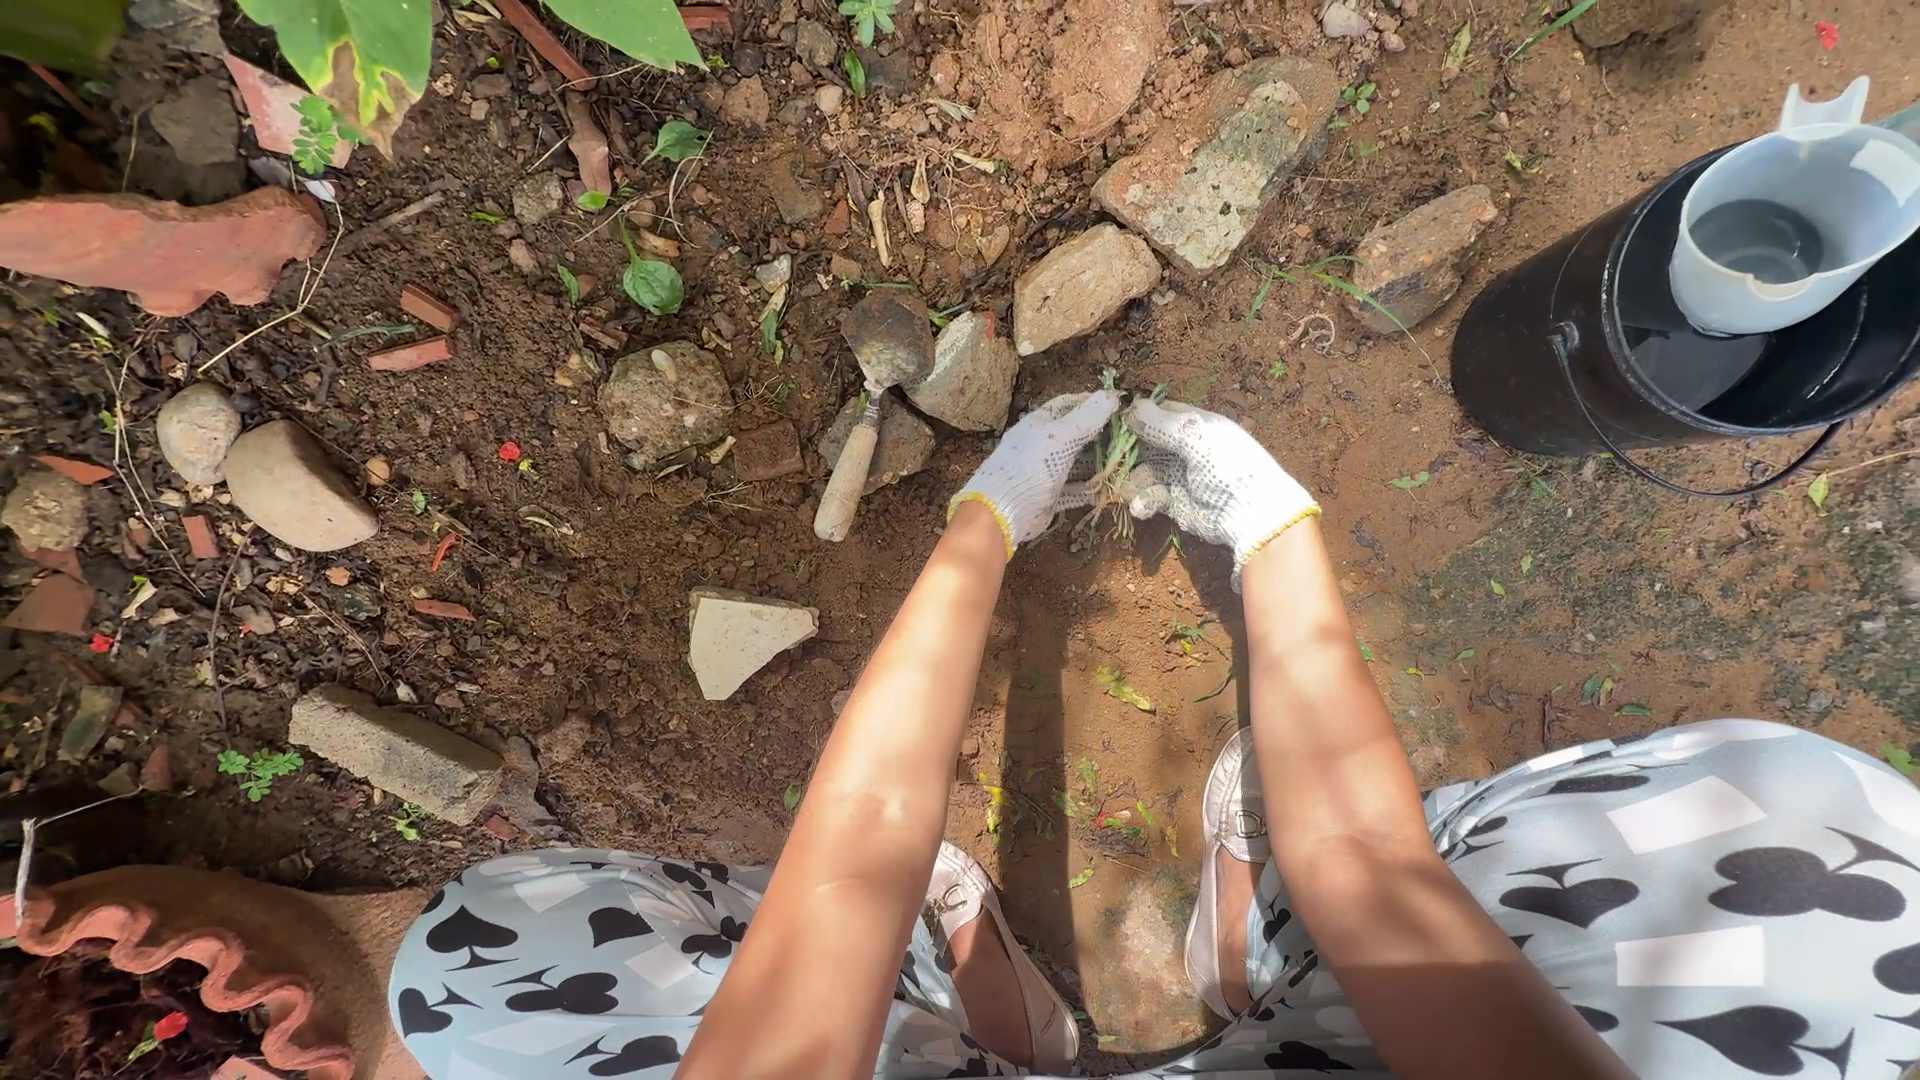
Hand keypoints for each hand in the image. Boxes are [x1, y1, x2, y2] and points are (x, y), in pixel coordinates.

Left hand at [950, 390, 1120, 557]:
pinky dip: (1090, 489)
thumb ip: (1087, 417)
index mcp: (1038, 424)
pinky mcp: (1048, 496)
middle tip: (1126, 435)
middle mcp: (1040, 446)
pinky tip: (1108, 489)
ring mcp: (1044, 472)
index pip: (1067, 405)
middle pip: (1074, 435)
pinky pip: (1074, 490)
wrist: (1004, 510)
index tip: (1117, 405)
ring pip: (1076, 463)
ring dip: (1098, 463)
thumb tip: (1112, 396)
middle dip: (1099, 435)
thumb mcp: (1060, 437)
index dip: (1091, 403)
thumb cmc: (1030, 466)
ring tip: (1123, 461)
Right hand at [1124, 400, 1319, 589]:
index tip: (1116, 423)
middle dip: (1129, 452)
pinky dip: (1143, 501)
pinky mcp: (1173, 501)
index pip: (1160, 413)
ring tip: (1135, 492)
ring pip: (1141, 472)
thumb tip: (1131, 408)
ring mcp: (1177, 475)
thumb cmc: (1228, 467)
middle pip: (1145, 443)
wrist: (1249, 515)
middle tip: (1114, 461)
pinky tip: (1145, 507)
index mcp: (1194, 426)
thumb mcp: (1197, 439)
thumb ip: (1162, 424)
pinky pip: (1149, 496)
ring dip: (1134, 481)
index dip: (1138, 416)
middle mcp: (1184, 448)